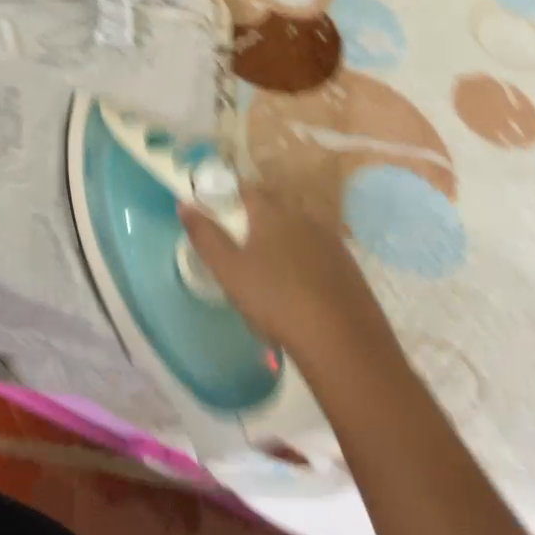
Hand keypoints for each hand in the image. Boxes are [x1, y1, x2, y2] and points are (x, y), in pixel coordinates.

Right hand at [180, 183, 396, 364]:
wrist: (345, 345)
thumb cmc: (276, 300)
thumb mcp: (228, 269)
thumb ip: (204, 234)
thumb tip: (184, 203)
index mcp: (273, 214)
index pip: (246, 189)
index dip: (227, 195)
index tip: (213, 210)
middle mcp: (305, 219)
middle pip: (274, 207)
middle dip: (253, 216)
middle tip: (235, 240)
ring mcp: (332, 243)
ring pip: (297, 229)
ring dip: (279, 237)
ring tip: (264, 264)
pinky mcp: (350, 268)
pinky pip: (316, 251)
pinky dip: (301, 258)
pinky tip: (295, 285)